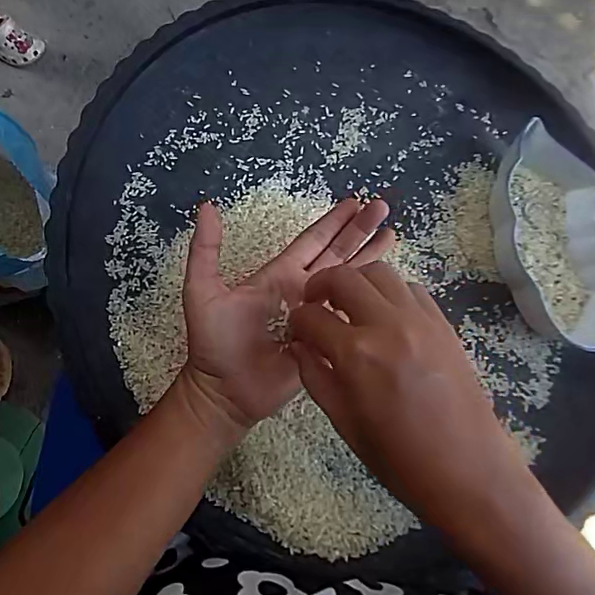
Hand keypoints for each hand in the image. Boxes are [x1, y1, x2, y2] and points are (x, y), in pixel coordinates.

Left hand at [177, 198, 395, 434]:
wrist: (225, 391)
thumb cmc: (213, 343)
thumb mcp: (203, 291)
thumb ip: (206, 250)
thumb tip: (207, 207)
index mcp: (279, 275)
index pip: (313, 241)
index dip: (333, 221)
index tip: (355, 203)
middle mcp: (301, 291)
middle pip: (337, 253)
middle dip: (359, 230)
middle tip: (382, 208)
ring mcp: (316, 317)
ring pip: (349, 281)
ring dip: (370, 258)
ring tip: (391, 235)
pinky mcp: (326, 342)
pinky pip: (351, 316)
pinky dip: (370, 300)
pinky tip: (388, 288)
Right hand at [289, 263, 535, 536]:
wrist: (468, 470)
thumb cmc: (399, 458)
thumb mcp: (344, 422)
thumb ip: (315, 376)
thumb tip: (299, 346)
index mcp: (356, 354)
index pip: (311, 317)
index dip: (296, 321)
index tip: (296, 330)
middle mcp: (387, 325)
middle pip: (343, 277)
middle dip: (319, 286)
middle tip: (314, 304)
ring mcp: (420, 320)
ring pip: (380, 272)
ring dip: (357, 281)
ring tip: (349, 304)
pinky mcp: (443, 324)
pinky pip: (411, 289)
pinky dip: (390, 293)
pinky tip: (386, 316)